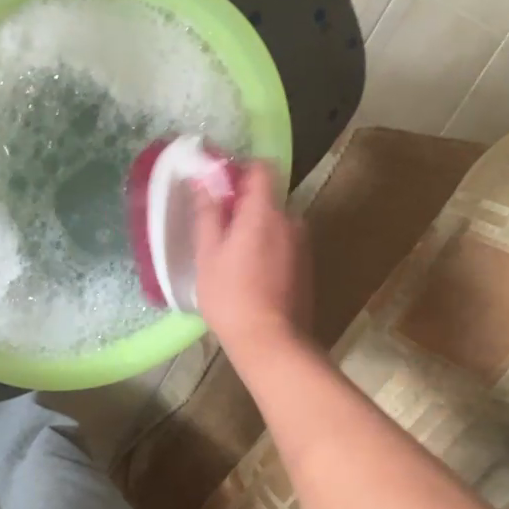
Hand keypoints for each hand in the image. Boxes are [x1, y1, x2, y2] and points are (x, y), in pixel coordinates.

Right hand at [191, 163, 311, 362]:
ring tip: (229, 257)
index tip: (216, 185)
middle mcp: (290, 220)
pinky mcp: (305, 265)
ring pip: (273, 223)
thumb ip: (208, 214)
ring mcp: (301, 243)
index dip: (238, 170)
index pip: (260, 169)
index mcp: (264, 212)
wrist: (270, 339)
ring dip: (253, 230)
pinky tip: (247, 275)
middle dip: (241, 206)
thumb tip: (203, 181)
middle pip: (266, 198)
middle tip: (214, 229)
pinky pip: (281, 243)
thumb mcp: (207, 255)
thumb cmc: (230, 296)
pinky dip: (264, 248)